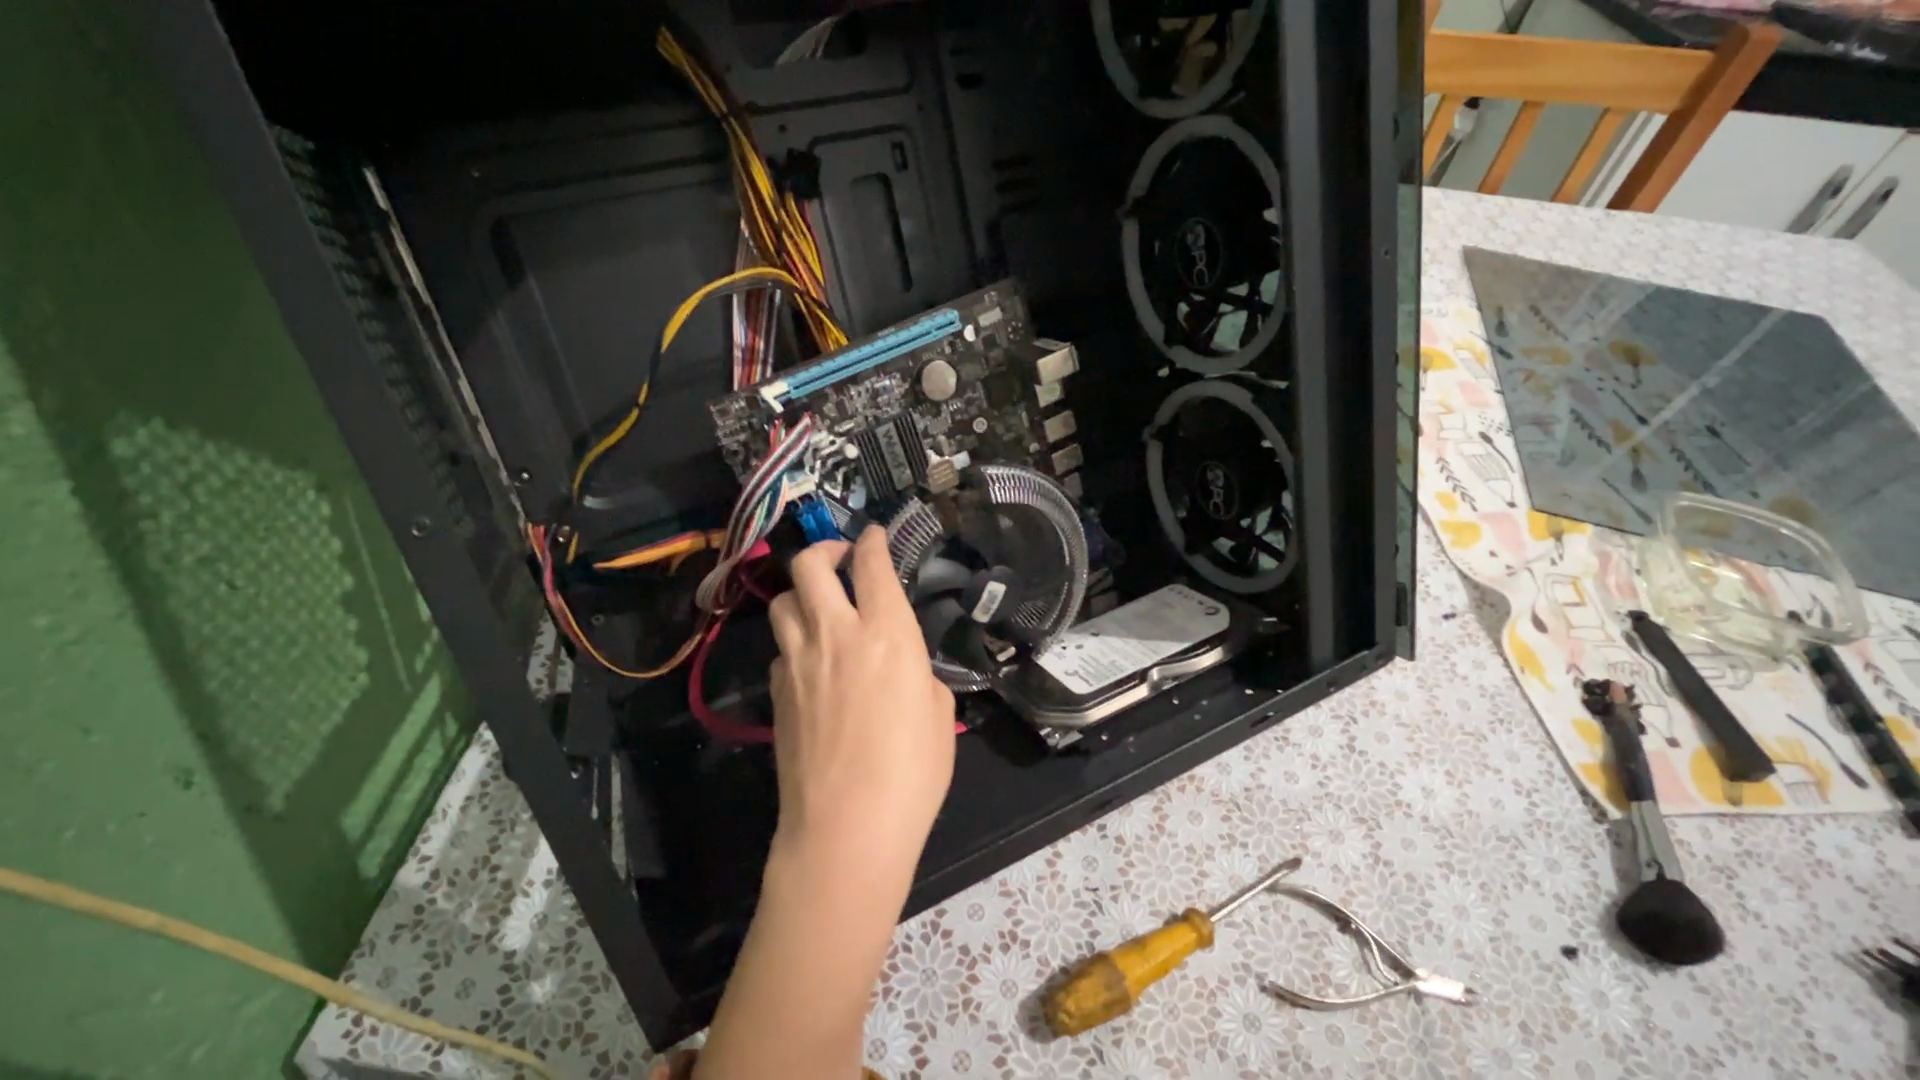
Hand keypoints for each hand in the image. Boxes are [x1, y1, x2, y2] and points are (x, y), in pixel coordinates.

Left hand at [767, 526, 955, 876]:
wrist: (846, 827)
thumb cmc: (911, 773)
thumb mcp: (938, 713)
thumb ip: (917, 672)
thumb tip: (901, 663)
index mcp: (886, 633)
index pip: (872, 565)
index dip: (871, 541)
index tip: (873, 535)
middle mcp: (835, 634)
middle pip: (810, 566)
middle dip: (824, 550)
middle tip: (839, 557)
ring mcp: (797, 662)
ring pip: (783, 602)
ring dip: (801, 593)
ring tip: (820, 606)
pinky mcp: (775, 692)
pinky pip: (780, 649)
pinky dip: (794, 642)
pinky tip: (811, 663)